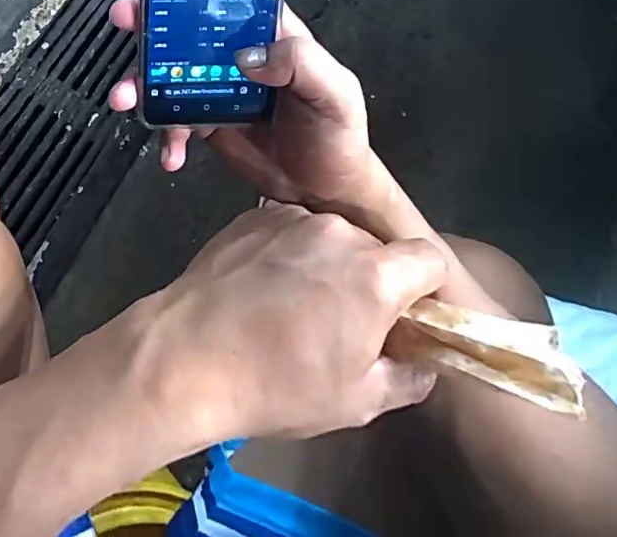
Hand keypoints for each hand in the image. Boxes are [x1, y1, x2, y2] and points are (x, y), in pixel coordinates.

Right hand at [107, 0, 385, 212]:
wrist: (325, 191)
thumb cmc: (339, 135)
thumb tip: (250, 55)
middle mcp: (244, 56)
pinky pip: (176, 120)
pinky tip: (171, 153)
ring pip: (173, 74)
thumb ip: (301, 63)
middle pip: (191, 31)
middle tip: (127, 20)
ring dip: (143, 83)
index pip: (235, 1)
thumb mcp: (334, 91)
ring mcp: (222, 89)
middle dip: (154, 24)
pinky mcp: (210, 122)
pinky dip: (165, 134)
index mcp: (275, 36)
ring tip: (126, 99)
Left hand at [143, 204, 444, 441]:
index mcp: (375, 276)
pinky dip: (290, 252)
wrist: (187, 355)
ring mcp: (296, 218)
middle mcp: (341, 233)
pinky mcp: (259, 214)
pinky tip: (262, 285)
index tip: (407, 312)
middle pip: (377, 250)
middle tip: (341, 320)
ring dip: (328, 263)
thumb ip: (404, 379)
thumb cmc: (276, 385)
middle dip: (371, 280)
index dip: (426, 285)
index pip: (428, 258)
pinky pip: (293, 229)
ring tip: (291, 303)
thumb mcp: (353, 402)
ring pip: (333, 238)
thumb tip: (424, 365)